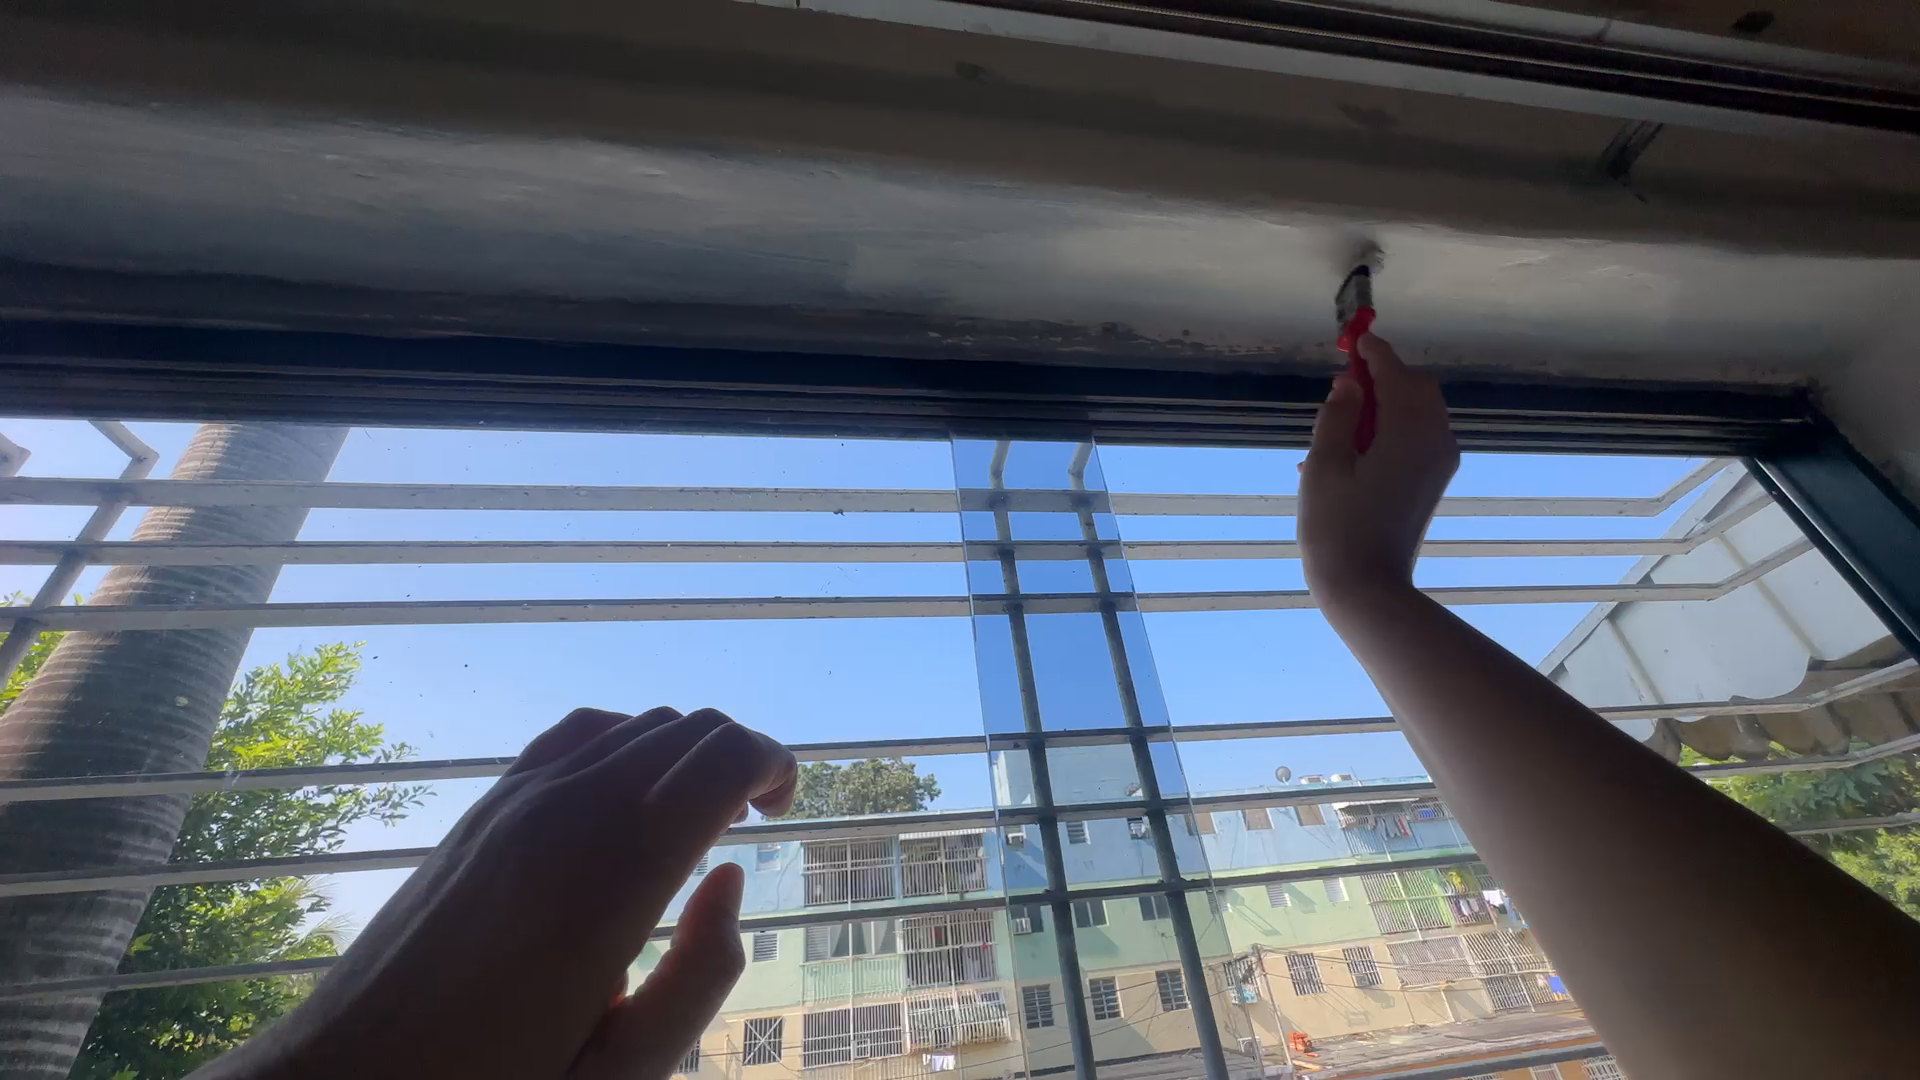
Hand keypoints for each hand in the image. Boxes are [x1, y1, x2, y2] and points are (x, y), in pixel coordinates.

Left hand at [196, 707, 796, 1079]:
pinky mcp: (494, 798)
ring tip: (697, 812)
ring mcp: (528, 792)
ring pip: (648, 721)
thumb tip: (729, 878)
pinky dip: (636, 740)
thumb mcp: (620, 1078)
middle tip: (752, 817)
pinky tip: (631, 793)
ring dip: (693, 750)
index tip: (781, 810)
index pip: (726, 756)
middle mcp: (579, 805)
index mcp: (618, 868)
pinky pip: (588, 731)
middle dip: (744, 754)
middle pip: (696, 726)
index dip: (775, 763)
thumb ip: (701, 975)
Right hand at [1298, 333, 1458, 607]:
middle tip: (1344, 381)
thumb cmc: (1335, 526)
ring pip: (1418, 414)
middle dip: (1384, 376)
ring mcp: (1438, 464)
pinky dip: (1387, 430)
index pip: (1395, 375)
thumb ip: (1336, 417)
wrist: (1366, 586)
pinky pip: (1414, 439)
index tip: (1355, 338)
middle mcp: (1435, 441)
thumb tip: (1348, 384)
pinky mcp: (1430, 482)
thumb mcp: (1323, 465)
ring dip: (1383, 405)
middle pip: (1417, 389)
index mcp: (1409, 431)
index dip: (1374, 353)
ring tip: (1338, 423)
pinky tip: (1349, 451)